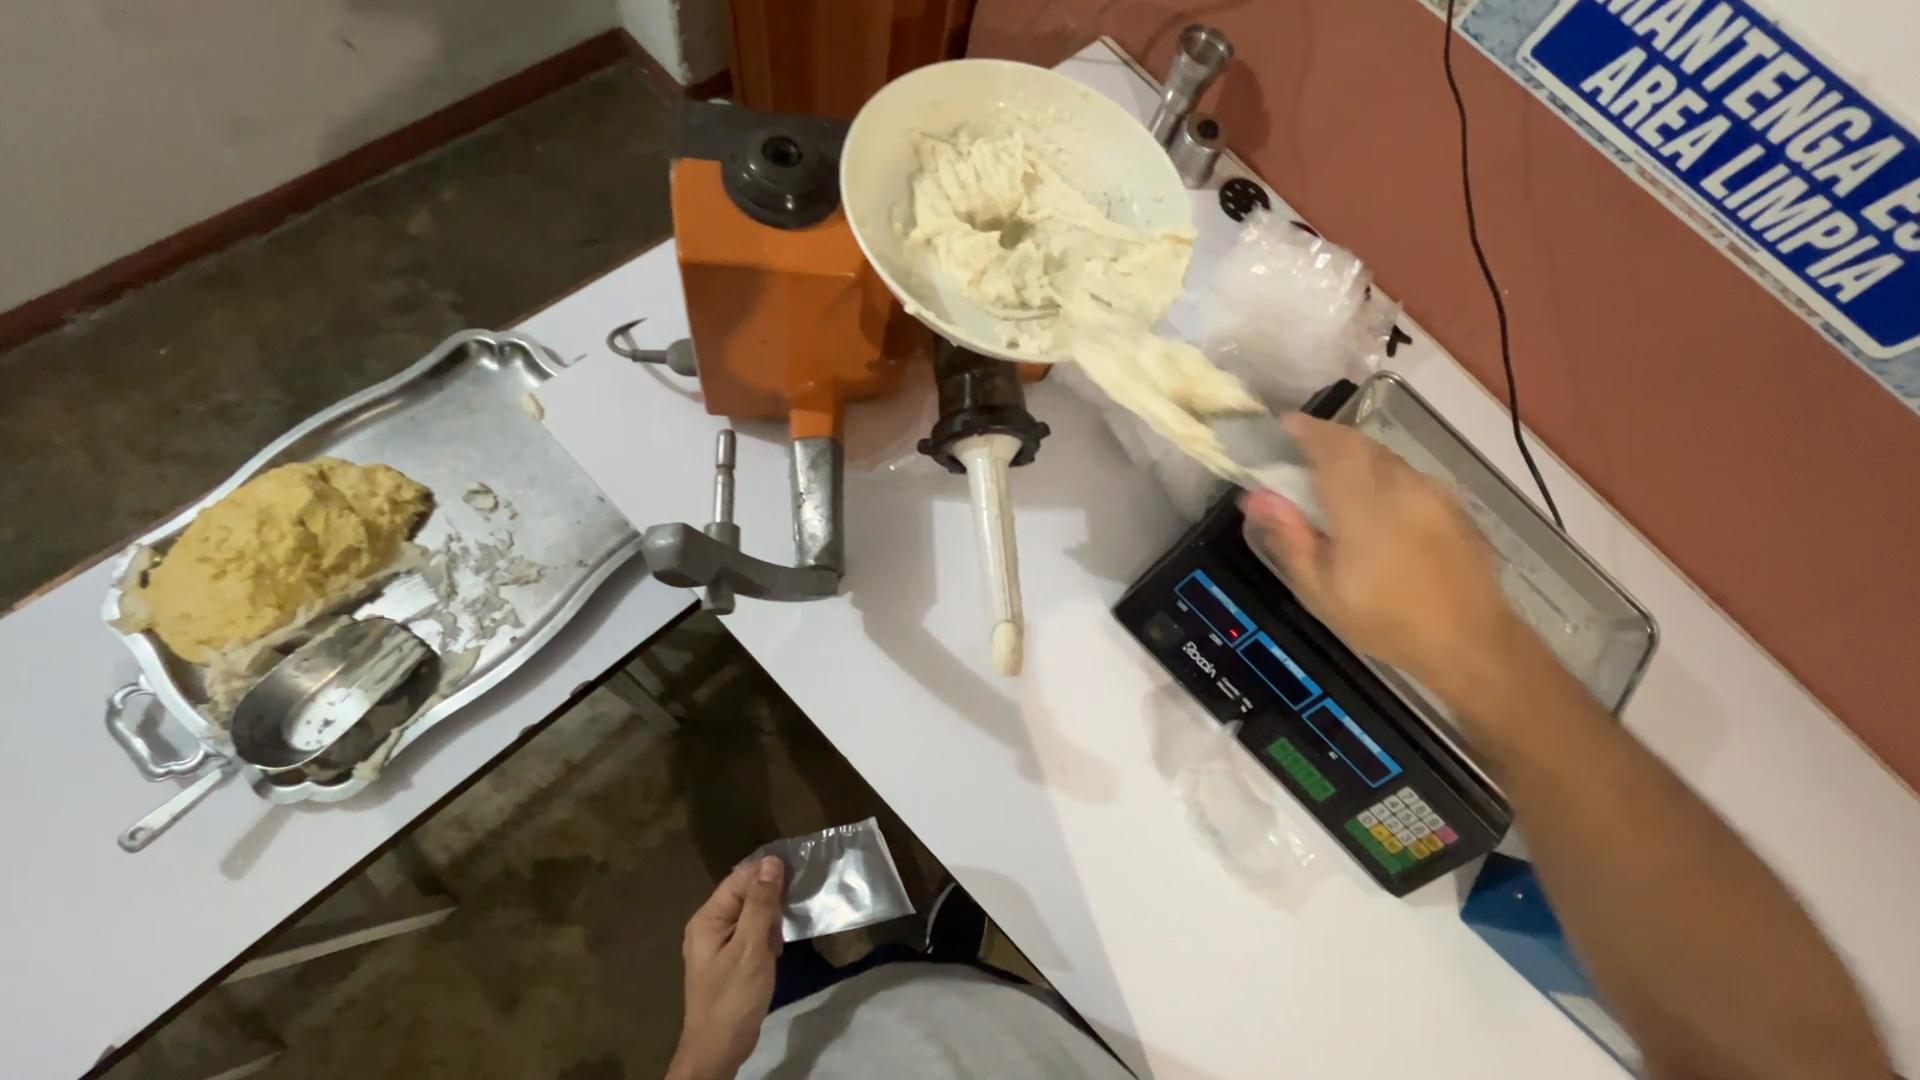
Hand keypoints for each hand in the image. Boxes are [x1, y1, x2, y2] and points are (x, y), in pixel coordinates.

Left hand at [668, 856, 786, 1079]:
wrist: (719, 1048)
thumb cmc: (734, 996)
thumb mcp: (752, 946)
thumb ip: (761, 902)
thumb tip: (772, 862)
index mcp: (708, 917)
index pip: (740, 878)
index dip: (767, 875)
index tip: (797, 879)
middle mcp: (709, 924)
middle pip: (745, 894)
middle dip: (770, 901)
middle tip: (787, 917)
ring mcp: (717, 943)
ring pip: (750, 914)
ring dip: (769, 921)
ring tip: (779, 939)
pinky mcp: (728, 958)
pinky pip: (750, 933)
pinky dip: (765, 937)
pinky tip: (775, 951)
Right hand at [1242, 415, 1537, 715]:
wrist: (1471, 642)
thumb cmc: (1385, 620)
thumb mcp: (1321, 589)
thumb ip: (1289, 536)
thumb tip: (1257, 497)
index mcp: (1364, 506)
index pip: (1331, 448)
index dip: (1306, 430)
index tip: (1282, 425)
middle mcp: (1401, 487)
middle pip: (1359, 445)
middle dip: (1327, 440)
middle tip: (1298, 452)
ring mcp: (1432, 493)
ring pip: (1385, 458)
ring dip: (1354, 457)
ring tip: (1331, 478)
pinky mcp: (1451, 506)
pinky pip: (1406, 476)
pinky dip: (1380, 475)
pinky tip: (1371, 505)